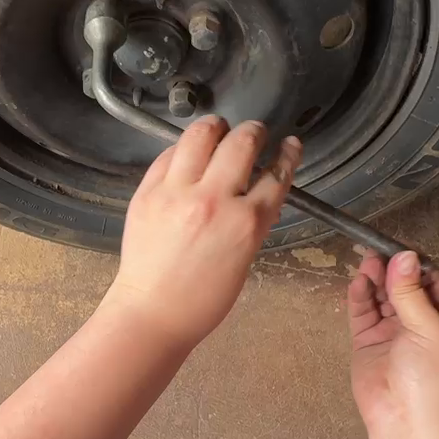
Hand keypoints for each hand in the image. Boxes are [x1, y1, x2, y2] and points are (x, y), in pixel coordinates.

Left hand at [102, 117, 301, 348]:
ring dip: (216, 126)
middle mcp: (213, 200)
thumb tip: (258, 191)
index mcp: (245, 224)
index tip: (290, 145)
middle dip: (254, 131)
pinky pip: (168, 154)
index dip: (288, 155)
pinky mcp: (147, 192)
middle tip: (254, 133)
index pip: (277, 174)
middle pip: (242, 142)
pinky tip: (188, 154)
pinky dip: (183, 149)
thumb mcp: (244, 259)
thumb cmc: (202, 299)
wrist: (152, 312)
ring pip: (201, 134)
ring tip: (220, 130)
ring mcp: (176, 192)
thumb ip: (252, 221)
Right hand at [348, 251, 438, 436]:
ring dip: (375, 279)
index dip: (414, 264)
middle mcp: (421, 323)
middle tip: (375, 251)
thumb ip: (412, 292)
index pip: (431, 280)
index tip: (397, 248)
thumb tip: (403, 256)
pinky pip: (363, 313)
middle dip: (391, 269)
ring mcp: (394, 333)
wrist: (409, 424)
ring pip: (382, 296)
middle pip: (404, 285)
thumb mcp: (430, 329)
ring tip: (366, 262)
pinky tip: (359, 282)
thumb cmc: (434, 380)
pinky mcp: (368, 342)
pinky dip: (360, 296)